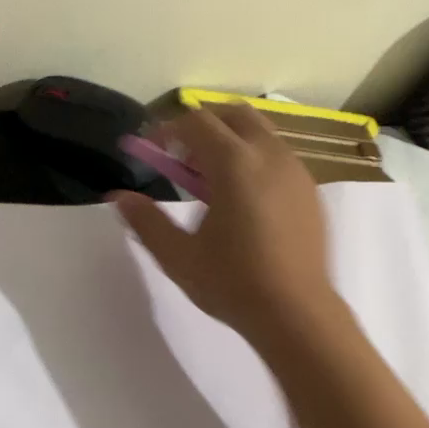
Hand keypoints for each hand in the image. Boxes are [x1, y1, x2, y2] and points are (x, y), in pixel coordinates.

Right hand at [111, 104, 342, 346]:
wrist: (295, 313)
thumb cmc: (232, 285)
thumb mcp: (179, 258)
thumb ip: (147, 222)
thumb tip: (119, 197)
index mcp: (234, 164)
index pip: (196, 123)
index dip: (168, 131)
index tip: (151, 152)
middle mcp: (270, 155)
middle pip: (233, 115)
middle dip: (203, 127)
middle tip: (181, 160)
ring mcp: (296, 171)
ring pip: (261, 134)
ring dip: (231, 144)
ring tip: (210, 185)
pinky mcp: (310, 192)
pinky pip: (278, 159)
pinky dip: (254, 163)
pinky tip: (242, 205)